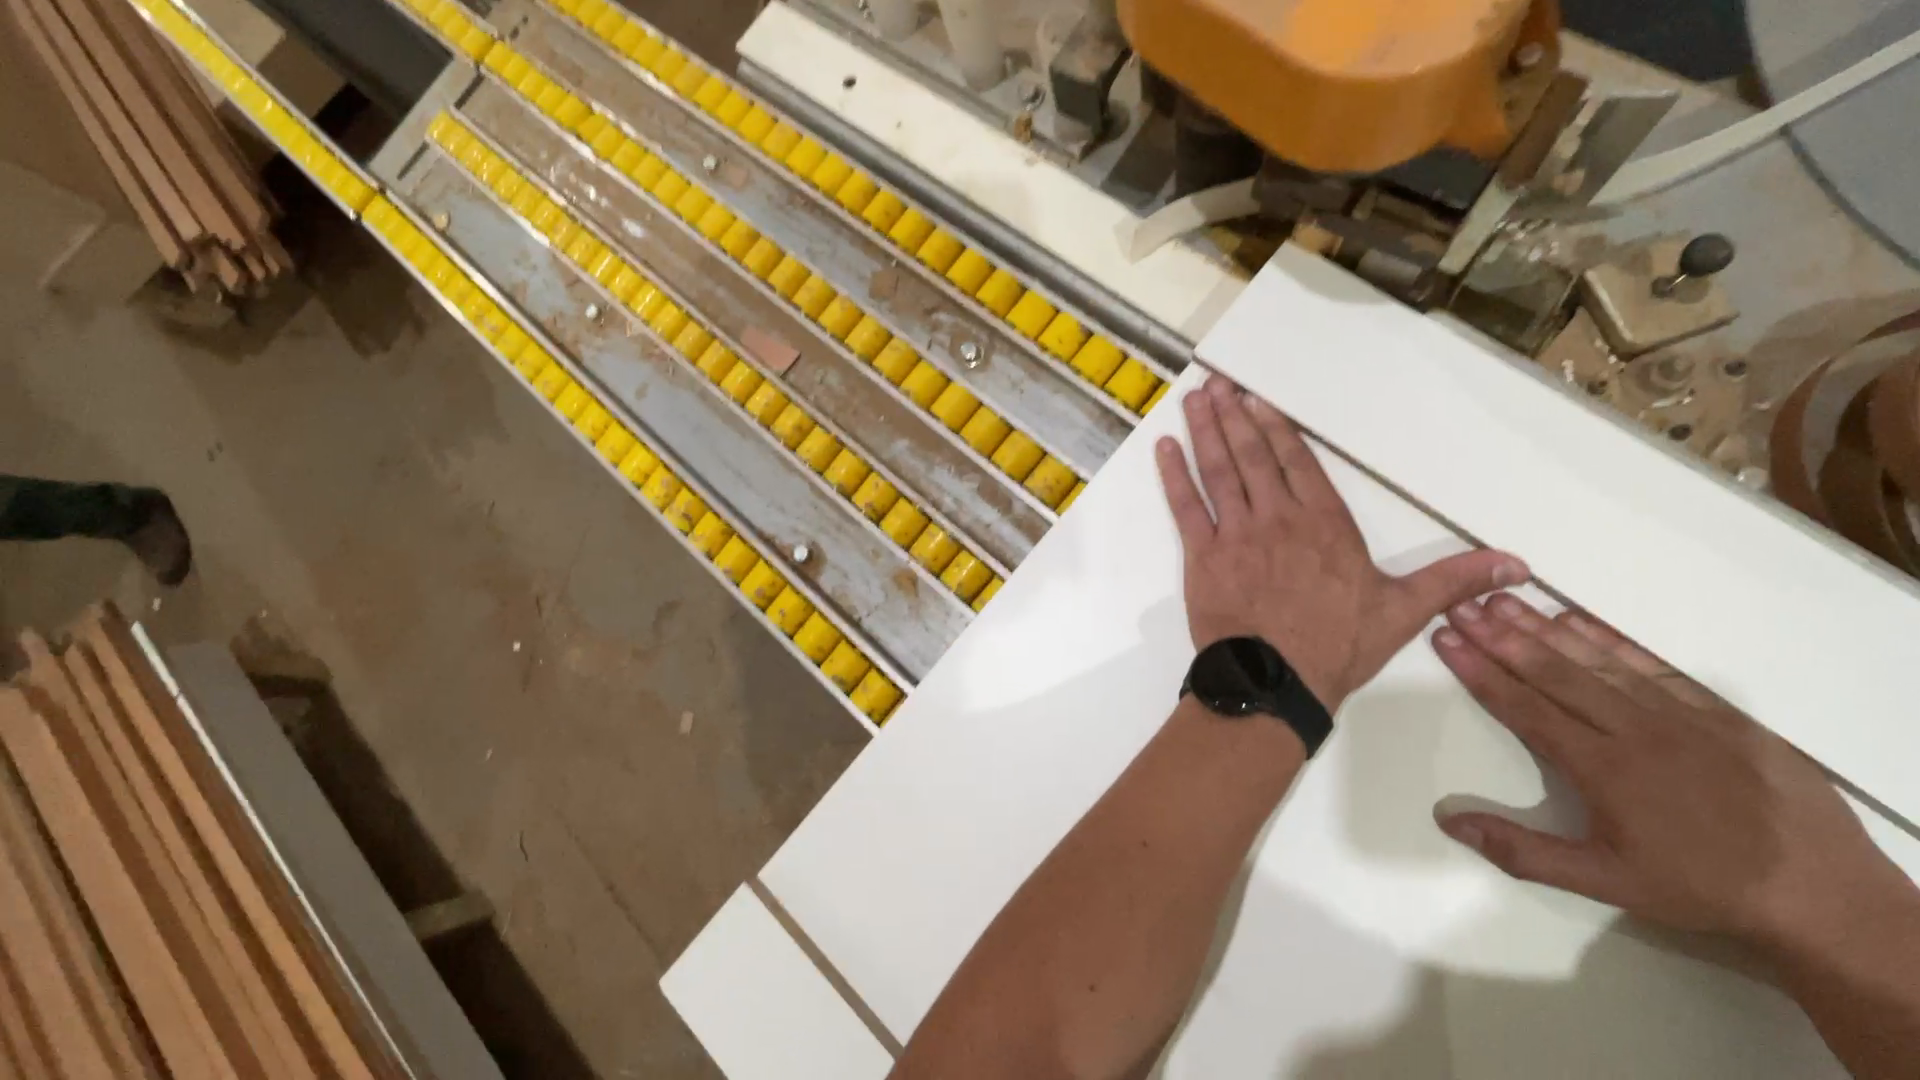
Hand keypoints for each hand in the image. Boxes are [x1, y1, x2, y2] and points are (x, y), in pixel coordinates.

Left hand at [1157, 376, 1527, 709]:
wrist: (1276, 681)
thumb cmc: (1338, 646)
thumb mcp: (1404, 611)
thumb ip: (1454, 580)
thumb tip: (1519, 564)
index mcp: (1325, 523)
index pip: (1297, 461)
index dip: (1275, 428)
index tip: (1256, 399)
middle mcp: (1278, 517)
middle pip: (1252, 456)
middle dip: (1234, 416)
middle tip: (1215, 384)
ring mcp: (1236, 534)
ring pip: (1219, 471)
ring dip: (1205, 432)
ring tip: (1194, 399)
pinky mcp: (1202, 556)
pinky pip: (1185, 506)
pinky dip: (1173, 475)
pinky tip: (1164, 447)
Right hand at [1433, 596, 1914, 958]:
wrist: (1820, 892)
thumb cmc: (1698, 886)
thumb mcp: (1604, 883)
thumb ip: (1522, 850)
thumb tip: (1448, 819)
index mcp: (1602, 769)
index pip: (1524, 708)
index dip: (1479, 670)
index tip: (1446, 637)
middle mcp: (1633, 730)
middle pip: (1554, 673)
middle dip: (1500, 637)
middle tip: (1461, 604)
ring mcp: (1679, 715)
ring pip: (1598, 661)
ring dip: (1545, 628)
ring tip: (1504, 601)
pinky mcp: (1717, 711)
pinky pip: (1652, 664)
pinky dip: (1609, 638)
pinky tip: (1578, 619)